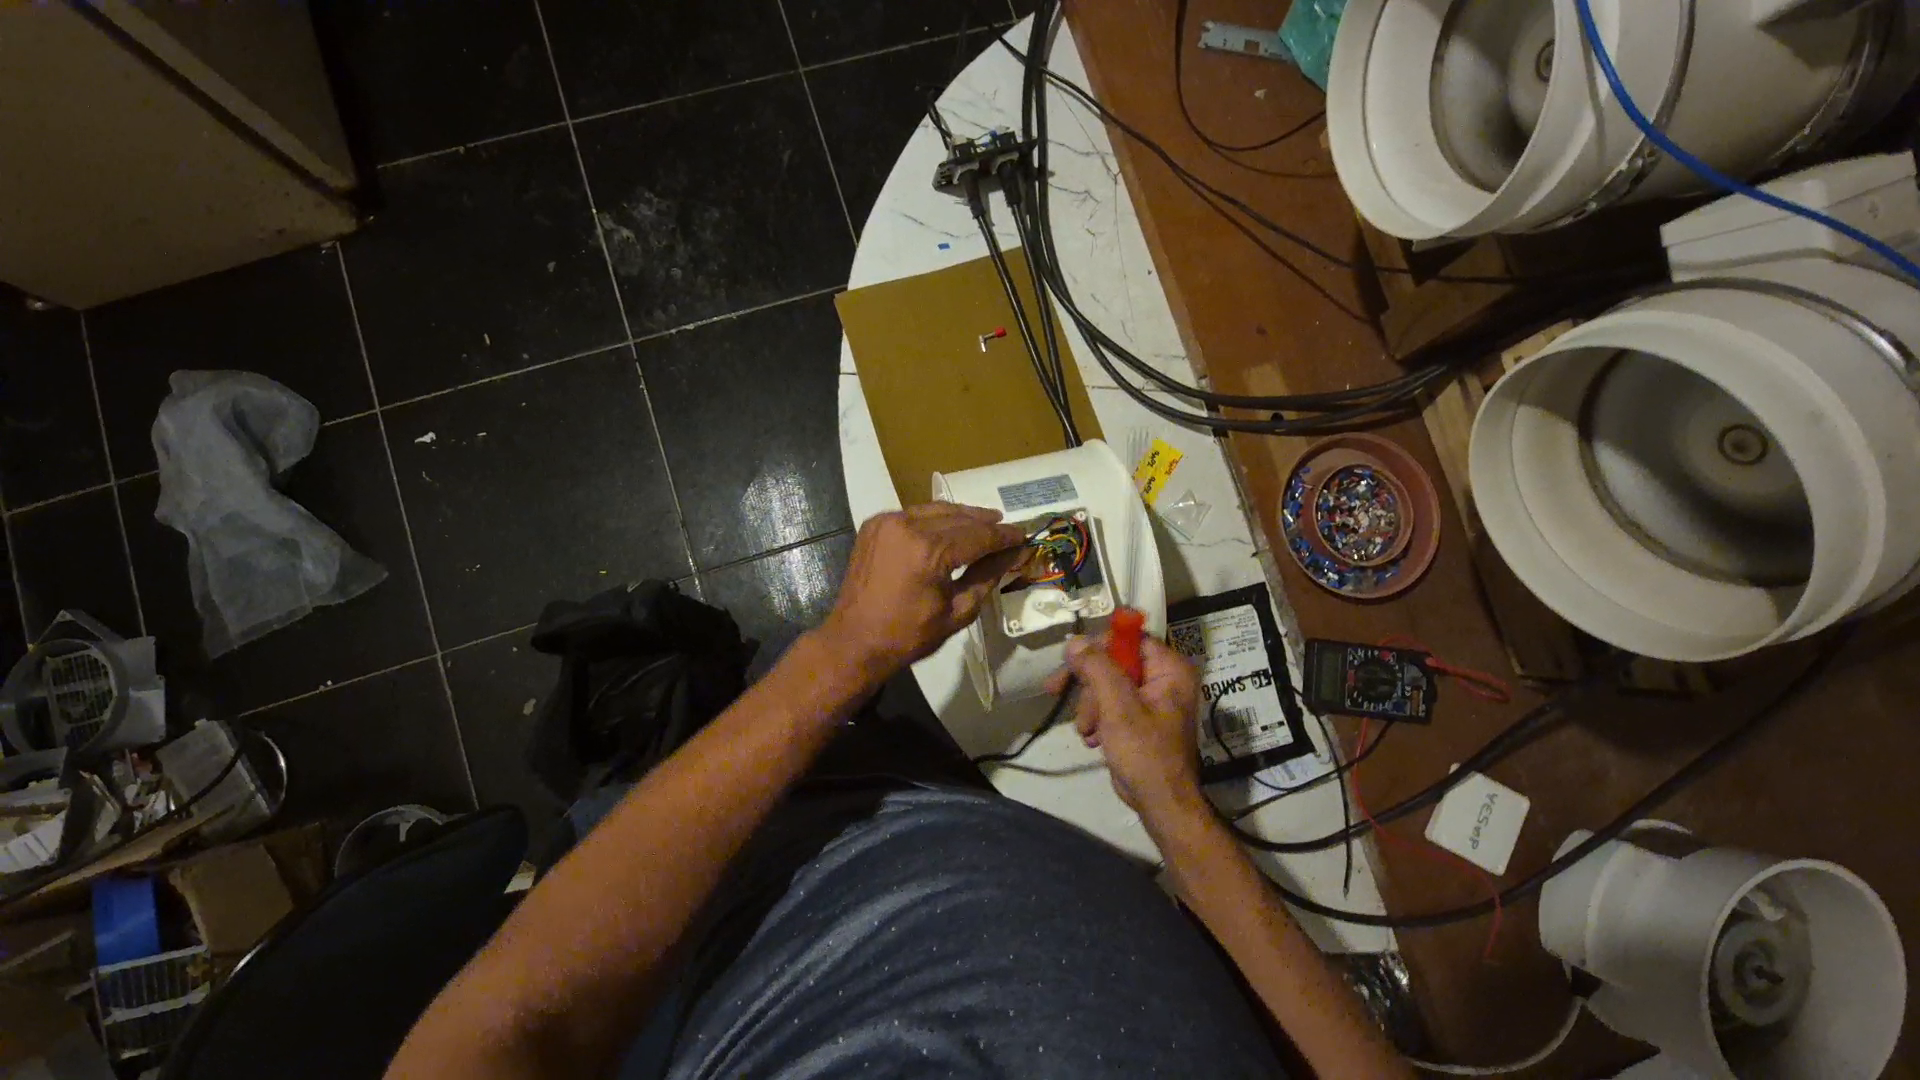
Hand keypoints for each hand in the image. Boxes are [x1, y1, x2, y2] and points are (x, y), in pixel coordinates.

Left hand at [819, 503, 1026, 682]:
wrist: (855, 641)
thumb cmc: (909, 635)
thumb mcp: (958, 611)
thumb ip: (987, 576)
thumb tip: (1014, 555)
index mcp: (929, 550)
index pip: (978, 536)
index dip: (1004, 536)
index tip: (1024, 536)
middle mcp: (907, 526)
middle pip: (958, 518)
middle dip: (986, 523)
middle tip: (1008, 529)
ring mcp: (887, 522)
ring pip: (936, 509)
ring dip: (963, 516)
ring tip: (986, 522)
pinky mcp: (874, 525)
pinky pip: (914, 513)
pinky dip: (936, 517)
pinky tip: (951, 526)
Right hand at [1046, 629, 1203, 816]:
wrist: (1161, 803)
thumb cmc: (1145, 753)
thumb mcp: (1118, 707)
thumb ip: (1097, 669)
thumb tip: (1075, 641)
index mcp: (1170, 669)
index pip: (1130, 638)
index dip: (1099, 646)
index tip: (1072, 661)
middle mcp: (1164, 678)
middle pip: (1114, 661)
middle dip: (1089, 684)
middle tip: (1060, 693)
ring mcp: (1152, 699)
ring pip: (1107, 684)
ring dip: (1090, 705)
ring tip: (1087, 730)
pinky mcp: (1139, 718)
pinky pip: (1111, 704)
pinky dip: (1097, 718)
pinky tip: (1093, 737)